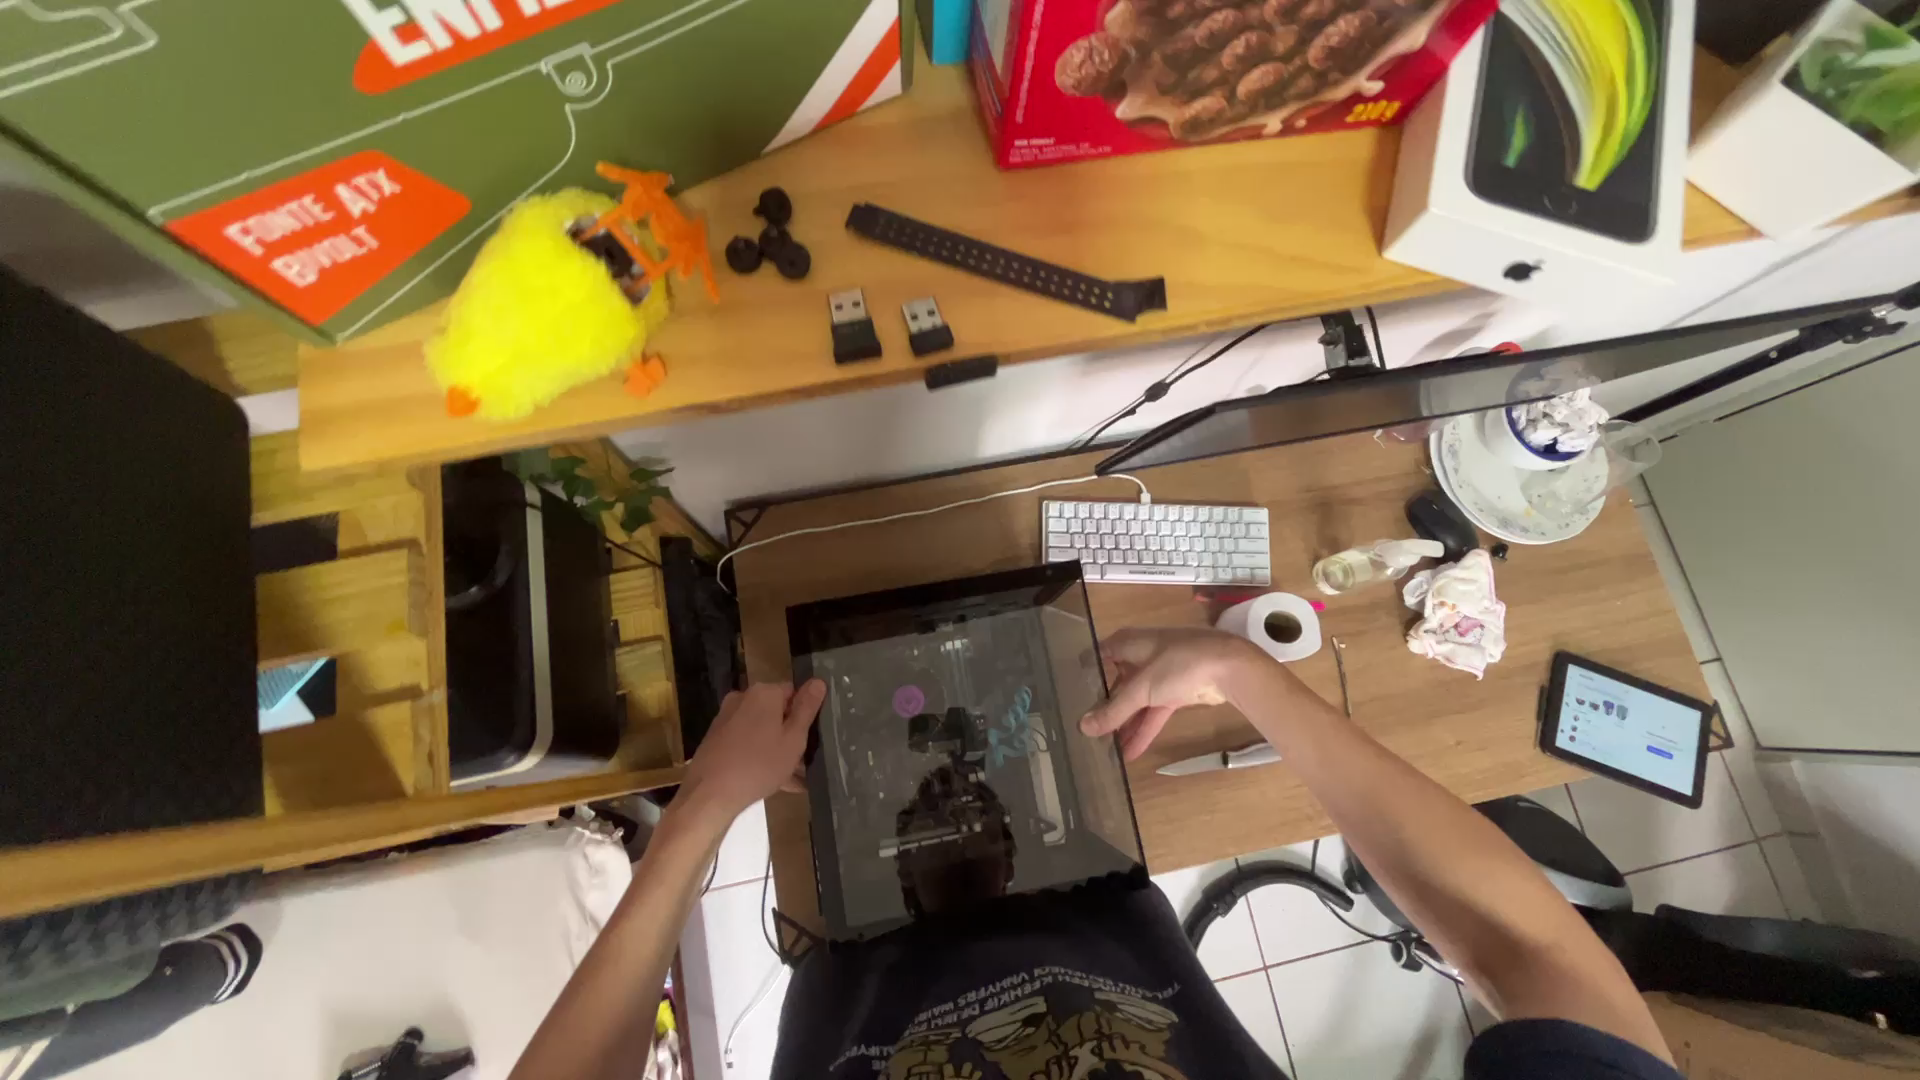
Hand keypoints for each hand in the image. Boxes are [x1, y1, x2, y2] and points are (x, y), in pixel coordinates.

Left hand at [678, 680, 825, 820]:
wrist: (709, 795)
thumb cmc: (759, 765)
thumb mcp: (793, 739)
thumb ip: (806, 709)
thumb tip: (818, 681)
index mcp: (764, 693)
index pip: (794, 692)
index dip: (805, 715)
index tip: (810, 738)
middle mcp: (742, 698)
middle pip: (776, 711)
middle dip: (790, 735)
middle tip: (803, 762)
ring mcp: (726, 718)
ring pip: (761, 730)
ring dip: (776, 749)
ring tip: (791, 779)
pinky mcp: (716, 738)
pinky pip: (746, 742)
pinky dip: (758, 755)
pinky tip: (770, 781)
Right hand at [1079, 628, 1264, 760]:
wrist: (1229, 667)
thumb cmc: (1178, 664)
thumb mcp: (1141, 688)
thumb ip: (1113, 711)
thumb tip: (1083, 727)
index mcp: (1127, 643)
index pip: (1096, 658)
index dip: (1082, 678)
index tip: (1066, 699)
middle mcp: (1139, 656)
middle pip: (1114, 683)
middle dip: (1102, 707)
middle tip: (1083, 730)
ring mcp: (1158, 675)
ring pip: (1134, 701)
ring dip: (1123, 724)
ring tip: (1104, 748)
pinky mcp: (1174, 692)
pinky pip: (1152, 712)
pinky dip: (1143, 730)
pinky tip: (1129, 752)